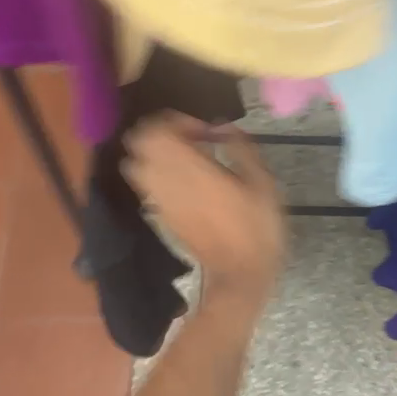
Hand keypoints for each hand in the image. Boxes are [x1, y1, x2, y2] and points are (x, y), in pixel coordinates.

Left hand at [122, 112, 286, 307]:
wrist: (240, 275)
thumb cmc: (257, 227)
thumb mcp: (262, 182)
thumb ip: (241, 148)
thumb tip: (223, 126)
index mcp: (191, 167)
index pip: (158, 129)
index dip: (177, 121)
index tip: (205, 131)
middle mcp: (167, 180)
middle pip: (138, 142)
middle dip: (161, 133)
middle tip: (190, 140)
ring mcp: (159, 201)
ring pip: (135, 164)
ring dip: (154, 154)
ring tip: (183, 159)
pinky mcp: (160, 217)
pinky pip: (145, 186)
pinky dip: (156, 175)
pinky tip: (183, 182)